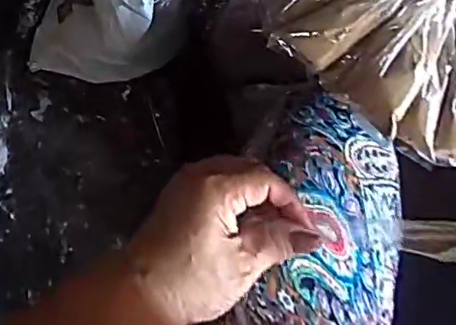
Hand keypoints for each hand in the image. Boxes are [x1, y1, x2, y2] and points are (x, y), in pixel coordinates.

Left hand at [121, 157, 321, 324]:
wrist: (143, 287)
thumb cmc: (192, 278)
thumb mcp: (241, 263)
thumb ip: (277, 241)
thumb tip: (311, 235)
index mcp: (215, 184)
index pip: (264, 178)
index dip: (292, 202)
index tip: (308, 230)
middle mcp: (199, 172)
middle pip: (248, 168)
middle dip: (276, 195)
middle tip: (295, 229)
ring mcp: (187, 179)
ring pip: (233, 173)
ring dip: (257, 195)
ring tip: (275, 230)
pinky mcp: (180, 192)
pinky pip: (217, 182)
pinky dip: (237, 197)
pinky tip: (247, 225)